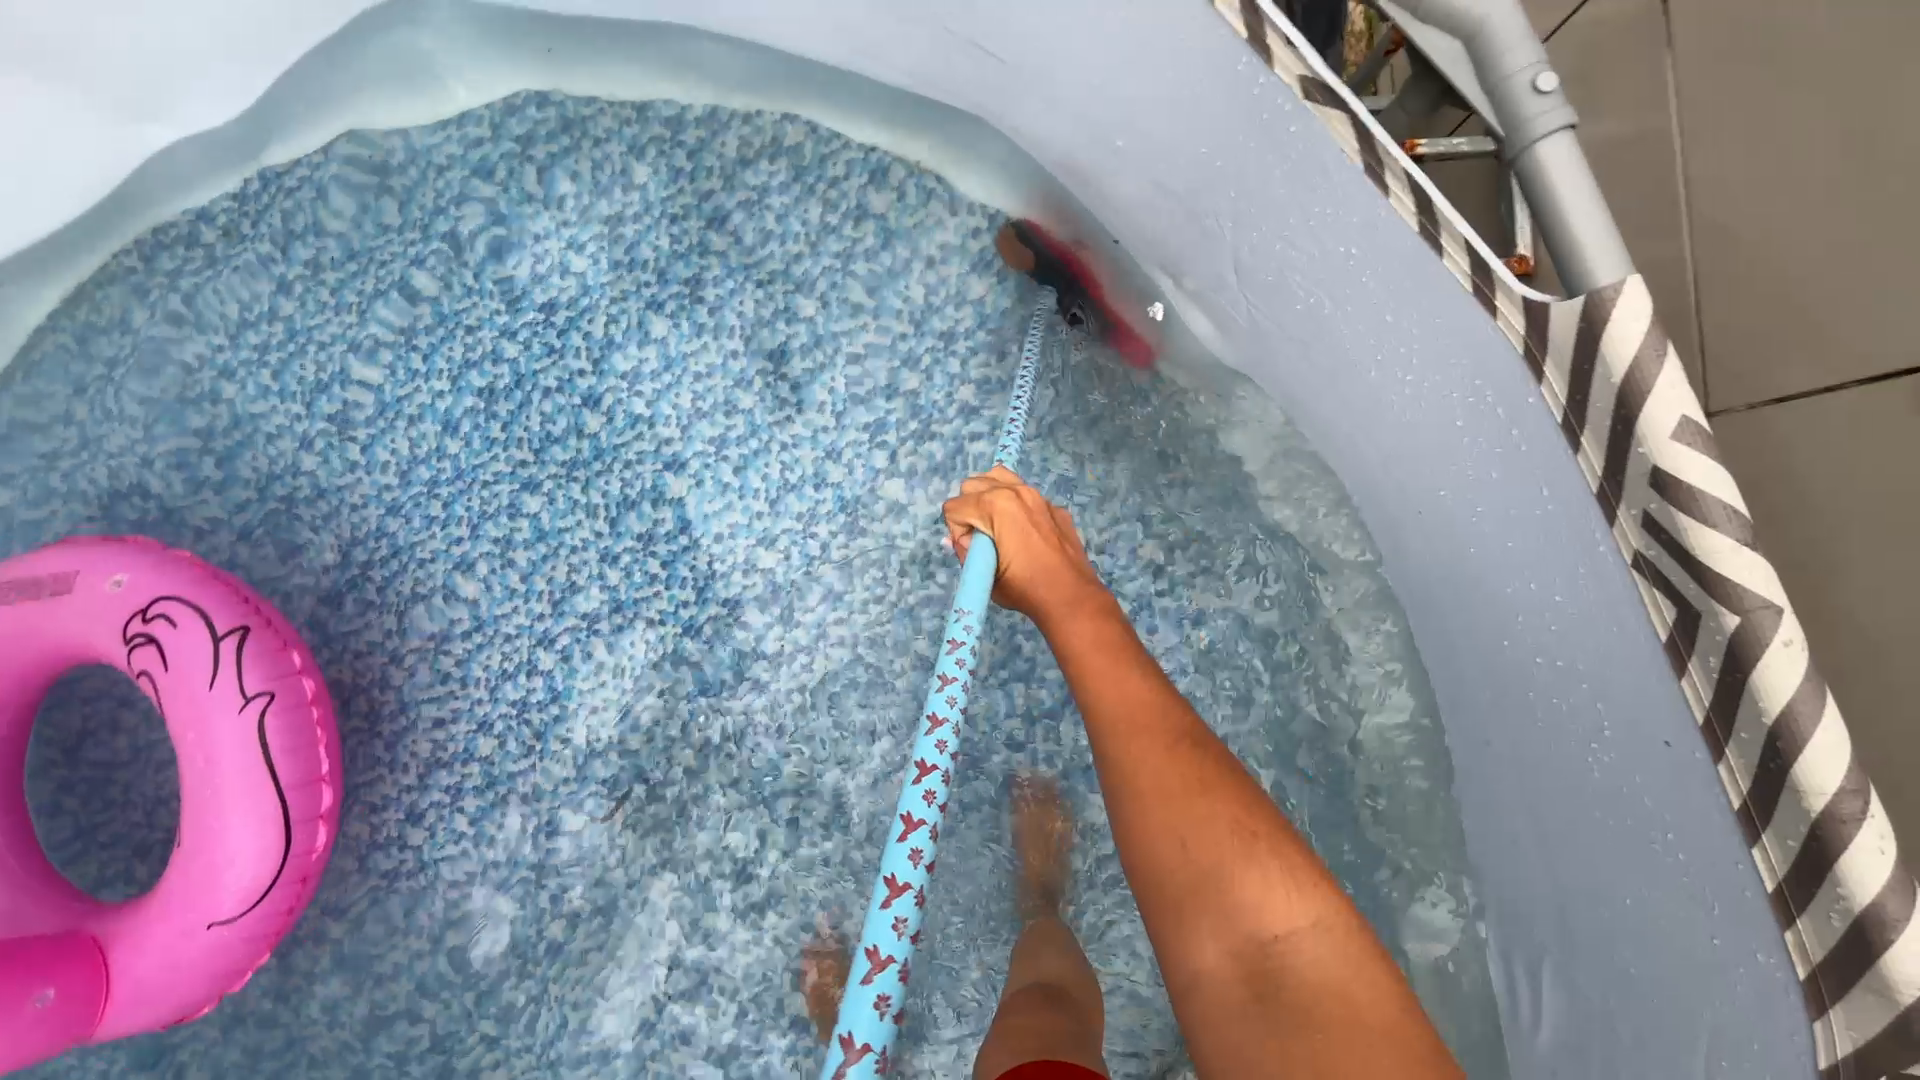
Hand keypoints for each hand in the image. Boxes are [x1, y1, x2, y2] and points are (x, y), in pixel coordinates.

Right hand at [941, 466, 1108, 625]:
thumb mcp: (984, 575)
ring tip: (995, 525)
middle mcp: (1015, 491)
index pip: (954, 507)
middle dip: (968, 510)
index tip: (972, 551)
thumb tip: (961, 540)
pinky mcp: (1054, 506)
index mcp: (995, 505)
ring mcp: (1038, 495)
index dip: (956, 532)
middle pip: (972, 486)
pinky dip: (1016, 505)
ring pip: (999, 477)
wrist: (1070, 596)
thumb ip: (965, 552)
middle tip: (980, 539)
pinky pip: (1025, 494)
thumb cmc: (1024, 588)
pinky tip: (1024, 532)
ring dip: (989, 497)